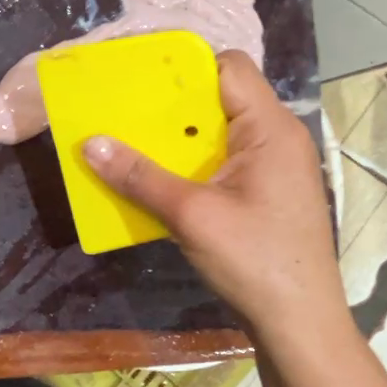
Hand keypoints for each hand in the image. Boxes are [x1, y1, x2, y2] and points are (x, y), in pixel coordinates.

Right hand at [83, 51, 345, 336]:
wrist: (297, 320)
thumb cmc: (254, 259)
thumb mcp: (190, 215)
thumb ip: (139, 177)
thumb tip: (89, 143)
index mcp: (269, 130)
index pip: (229, 69)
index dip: (184, 66)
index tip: (135, 77)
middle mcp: (271, 140)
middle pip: (215, 102)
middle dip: (164, 107)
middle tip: (116, 112)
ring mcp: (266, 169)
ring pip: (210, 137)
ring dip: (168, 142)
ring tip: (122, 145)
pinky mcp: (256, 195)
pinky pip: (211, 166)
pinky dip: (179, 168)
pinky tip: (147, 183)